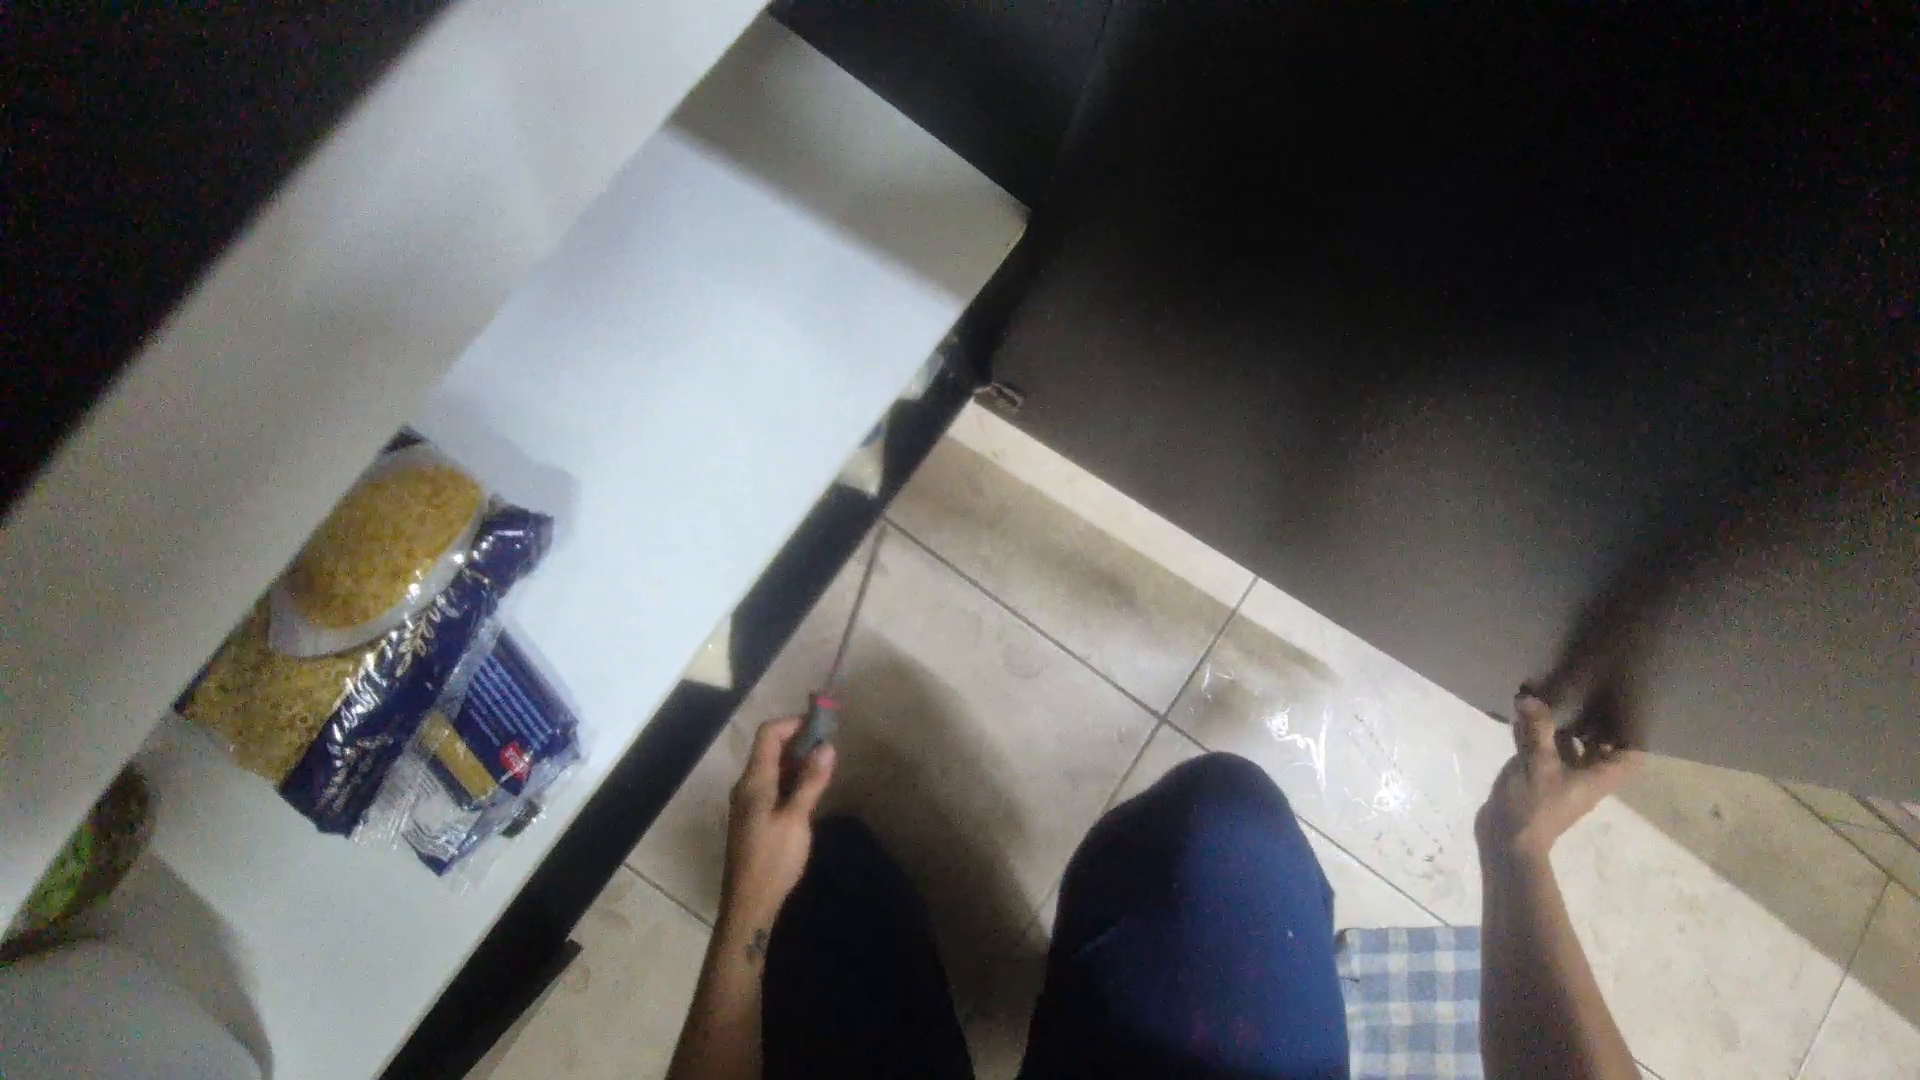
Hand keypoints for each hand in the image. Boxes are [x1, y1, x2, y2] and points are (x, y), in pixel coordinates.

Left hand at [717, 716, 835, 947]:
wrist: (748, 905)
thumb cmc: (772, 860)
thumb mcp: (796, 820)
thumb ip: (811, 782)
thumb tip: (827, 746)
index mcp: (754, 782)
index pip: (768, 734)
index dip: (793, 722)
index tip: (823, 724)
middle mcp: (747, 786)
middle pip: (769, 748)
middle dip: (799, 739)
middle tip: (830, 744)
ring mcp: (748, 802)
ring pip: (772, 767)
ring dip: (797, 759)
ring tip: (825, 764)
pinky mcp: (754, 816)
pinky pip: (772, 784)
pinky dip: (791, 778)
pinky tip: (811, 789)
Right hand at [1476, 693, 1637, 865]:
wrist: (1511, 838)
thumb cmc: (1536, 804)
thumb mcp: (1539, 764)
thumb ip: (1538, 730)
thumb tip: (1531, 697)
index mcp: (1599, 777)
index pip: (1630, 754)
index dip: (1630, 732)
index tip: (1619, 707)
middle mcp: (1586, 777)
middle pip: (1601, 749)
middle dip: (1593, 724)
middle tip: (1582, 696)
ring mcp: (1562, 779)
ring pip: (1571, 750)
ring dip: (1563, 728)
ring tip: (1550, 700)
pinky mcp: (1539, 780)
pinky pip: (1546, 753)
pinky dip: (1539, 737)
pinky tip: (1523, 719)